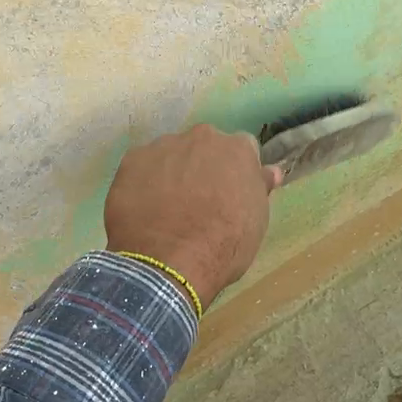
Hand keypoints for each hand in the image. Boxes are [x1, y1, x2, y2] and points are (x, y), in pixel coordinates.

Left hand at [104, 125, 282, 309]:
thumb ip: (259, 188)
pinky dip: (144, 183)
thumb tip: (270, 170)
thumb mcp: (256, 221)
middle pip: (204, 147)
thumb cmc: (224, 245)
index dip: (235, 172)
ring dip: (172, 173)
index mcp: (237, 148)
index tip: (230, 194)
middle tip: (198, 202)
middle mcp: (201, 137)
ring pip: (171, 155)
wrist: (168, 264)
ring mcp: (163, 146)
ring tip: (167, 209)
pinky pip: (142, 168)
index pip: (242, 150)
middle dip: (203, 167)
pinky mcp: (132, 161)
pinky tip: (145, 210)